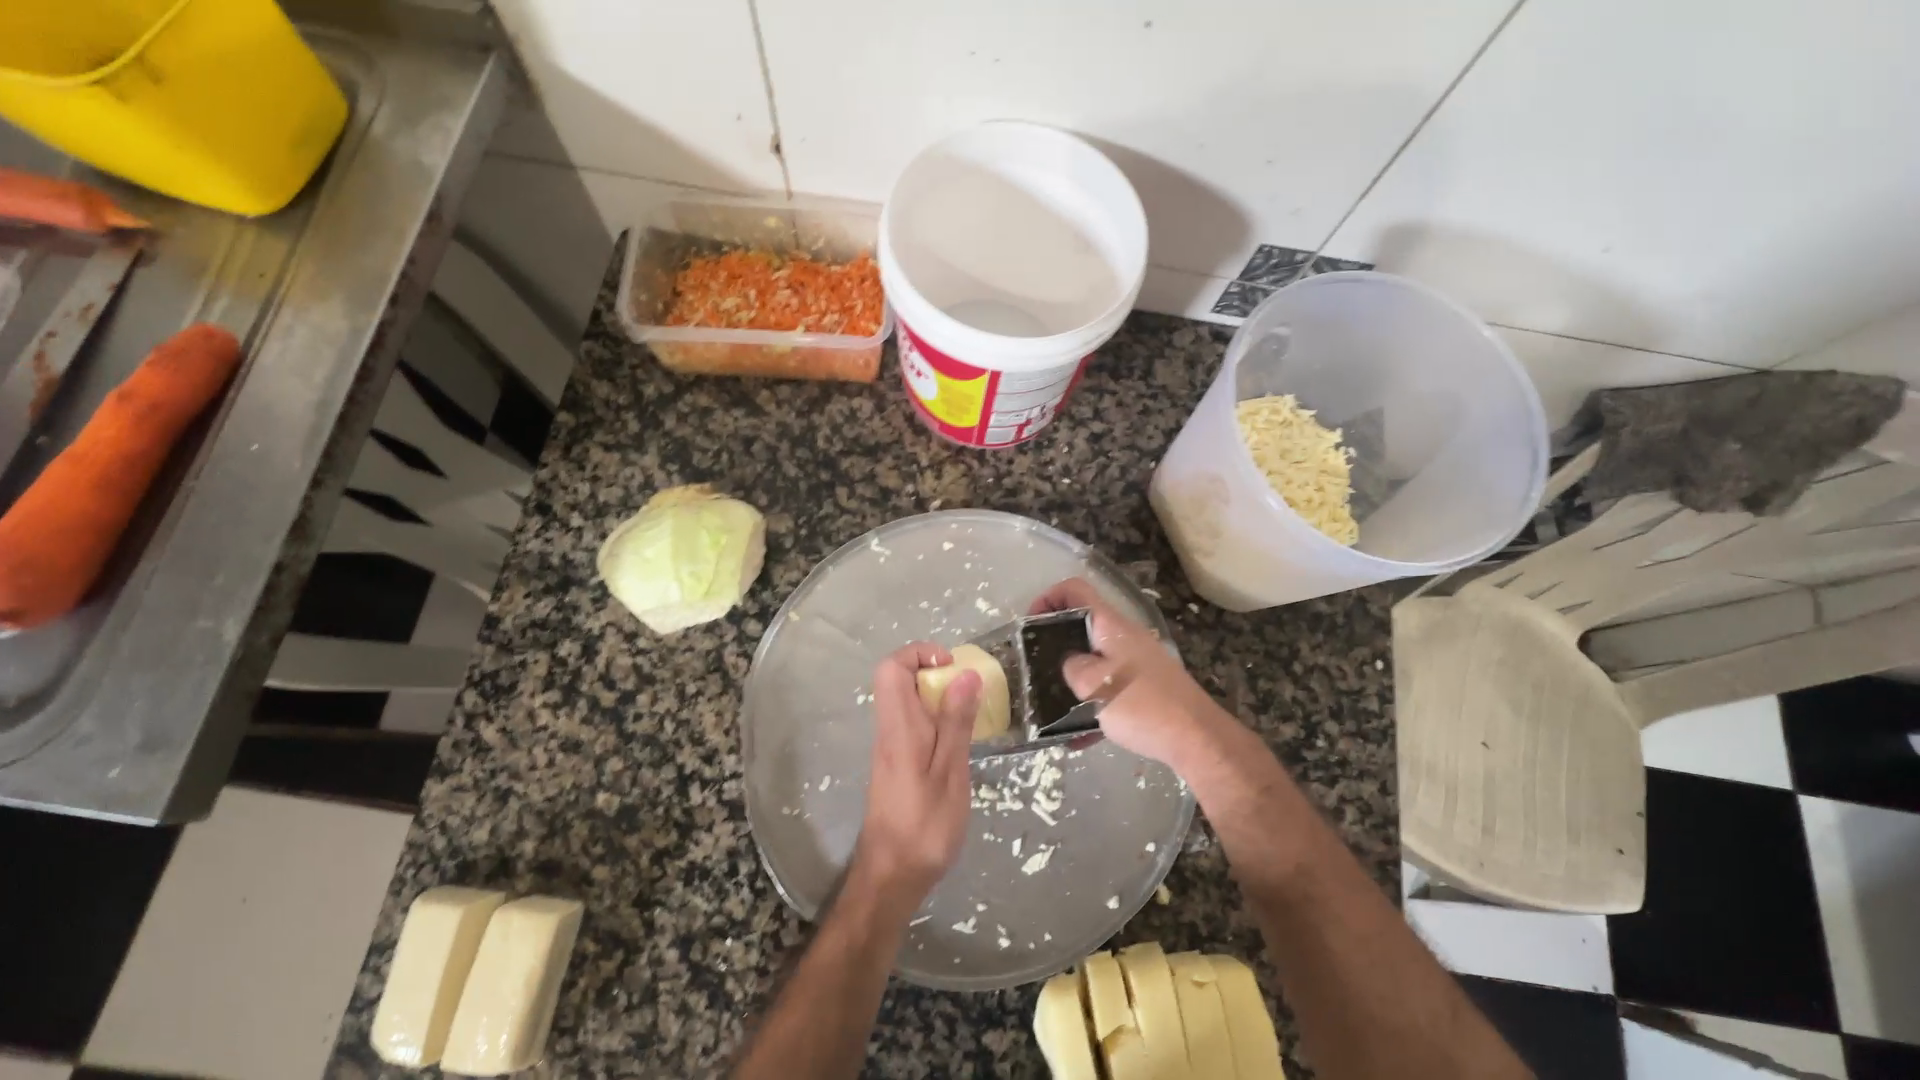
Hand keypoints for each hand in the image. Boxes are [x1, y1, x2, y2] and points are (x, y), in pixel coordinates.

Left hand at [848, 643, 980, 908]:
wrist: (892, 875)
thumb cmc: (925, 827)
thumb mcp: (950, 772)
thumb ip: (956, 722)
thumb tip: (964, 674)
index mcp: (898, 727)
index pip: (891, 667)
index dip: (920, 654)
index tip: (953, 668)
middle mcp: (889, 731)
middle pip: (899, 681)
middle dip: (936, 674)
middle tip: (971, 693)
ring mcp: (891, 748)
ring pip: (908, 704)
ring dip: (939, 700)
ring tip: (972, 718)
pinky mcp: (897, 765)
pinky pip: (914, 726)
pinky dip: (937, 723)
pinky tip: (960, 746)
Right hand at [1029, 577, 1231, 770]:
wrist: (1197, 738)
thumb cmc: (1142, 705)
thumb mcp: (1094, 685)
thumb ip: (1072, 667)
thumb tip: (1070, 664)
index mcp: (1111, 626)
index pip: (1075, 590)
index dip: (1048, 598)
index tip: (1030, 623)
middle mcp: (1126, 637)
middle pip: (1083, 627)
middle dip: (1056, 646)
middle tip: (1036, 670)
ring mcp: (1139, 663)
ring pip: (1096, 664)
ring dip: (1073, 682)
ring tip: (1053, 709)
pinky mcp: (1147, 689)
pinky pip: (1111, 691)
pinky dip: (1094, 707)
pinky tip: (1079, 738)